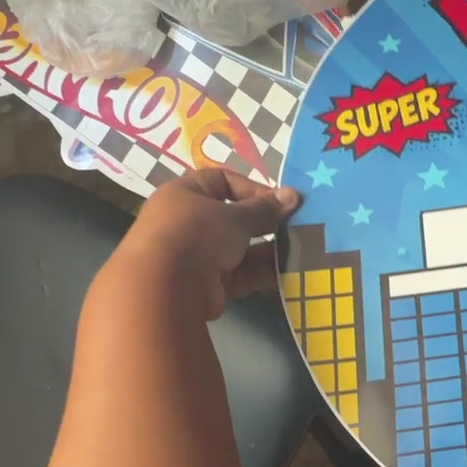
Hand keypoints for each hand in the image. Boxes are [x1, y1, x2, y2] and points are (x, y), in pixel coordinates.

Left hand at [115, 168, 300, 318]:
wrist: (166, 285)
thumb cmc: (197, 233)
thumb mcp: (235, 216)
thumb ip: (265, 208)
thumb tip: (294, 194)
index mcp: (187, 195)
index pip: (222, 181)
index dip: (253, 189)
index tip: (281, 202)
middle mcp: (192, 223)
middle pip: (236, 218)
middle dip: (267, 223)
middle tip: (297, 228)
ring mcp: (201, 254)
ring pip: (243, 248)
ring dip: (270, 250)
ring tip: (300, 251)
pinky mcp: (212, 283)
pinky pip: (243, 273)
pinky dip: (264, 272)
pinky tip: (290, 272)